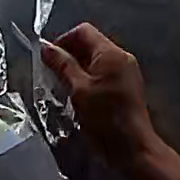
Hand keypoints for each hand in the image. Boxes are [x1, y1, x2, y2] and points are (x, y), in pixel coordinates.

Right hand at [41, 23, 162, 167]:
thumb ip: (62, 66)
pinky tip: (80, 96)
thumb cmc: (105, 118)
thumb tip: (46, 48)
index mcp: (111, 53)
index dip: (63, 41)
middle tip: (53, 75)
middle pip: (90, 44)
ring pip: (96, 60)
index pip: (83, 31)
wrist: (133, 148)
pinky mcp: (127, 86)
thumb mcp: (78, 90)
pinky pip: (104, 73)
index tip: (49, 60)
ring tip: (63, 87)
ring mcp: (127, 72)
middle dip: (69, 55)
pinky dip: (89, 79)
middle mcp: (121, 57)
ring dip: (78, 69)